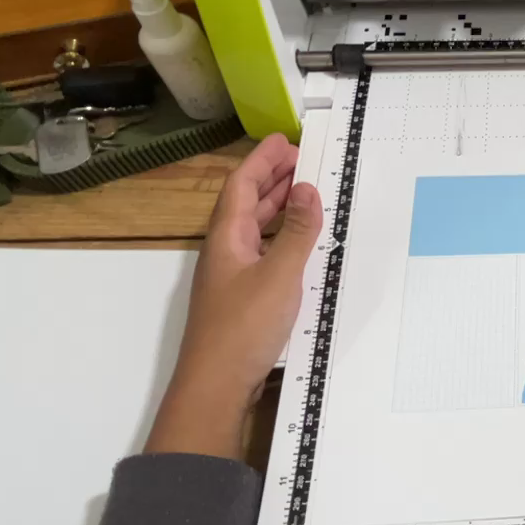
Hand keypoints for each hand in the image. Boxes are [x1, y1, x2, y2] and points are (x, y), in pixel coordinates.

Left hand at [146, 133, 323, 458]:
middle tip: (302, 160)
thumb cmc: (244, 326)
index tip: (285, 140)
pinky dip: (283, 234)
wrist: (216, 384)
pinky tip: (300, 240)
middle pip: (247, 203)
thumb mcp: (279, 274)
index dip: (262, 160)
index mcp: (227, 237)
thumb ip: (297, 231)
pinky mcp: (244, 294)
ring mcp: (234, 273)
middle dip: (272, 178)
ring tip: (305, 190)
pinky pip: (265, 249)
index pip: (242, 186)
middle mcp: (227, 250)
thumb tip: (308, 188)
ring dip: (278, 205)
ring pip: (256, 227)